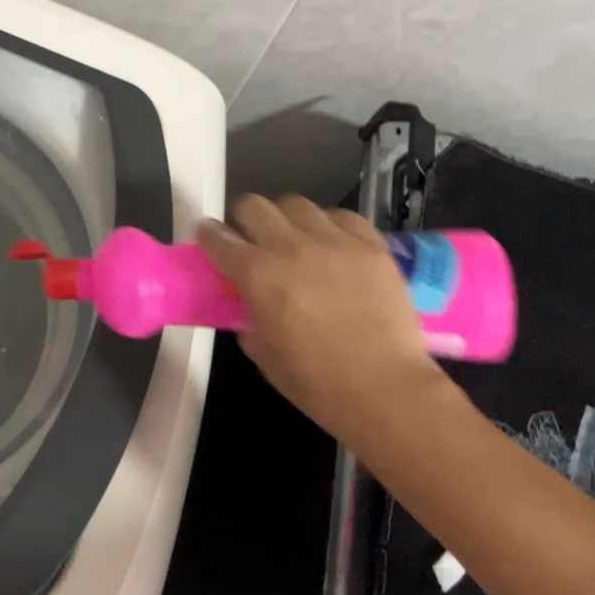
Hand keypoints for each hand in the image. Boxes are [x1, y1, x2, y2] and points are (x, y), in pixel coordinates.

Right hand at [199, 195, 443, 430]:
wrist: (385, 389)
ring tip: (296, 240)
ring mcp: (335, 242)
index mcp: (257, 274)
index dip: (208, 235)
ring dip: (288, 220)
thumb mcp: (262, 353)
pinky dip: (331, 226)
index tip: (209, 238)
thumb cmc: (316, 382)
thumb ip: (249, 318)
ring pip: (297, 205)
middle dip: (245, 220)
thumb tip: (250, 303)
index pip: (218, 237)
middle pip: (254, 205)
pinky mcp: (371, 246)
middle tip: (252, 240)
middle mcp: (290, 247)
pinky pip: (343, 217)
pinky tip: (334, 245)